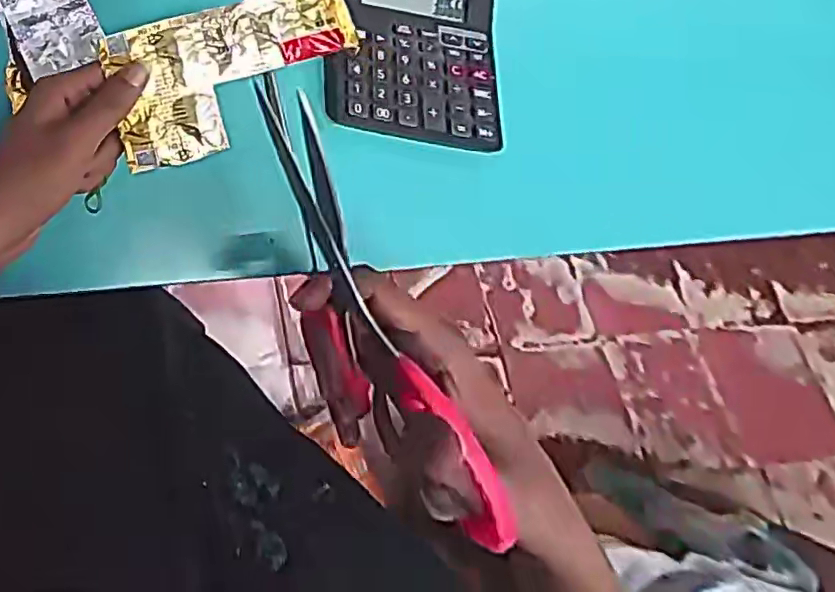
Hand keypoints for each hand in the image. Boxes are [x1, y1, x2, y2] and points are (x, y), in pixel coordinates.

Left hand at [0, 62, 147, 271]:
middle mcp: (58, 108)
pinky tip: (71, 185)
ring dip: (97, 161)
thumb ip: (112, 104)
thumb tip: (140, 67)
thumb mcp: (79, 139)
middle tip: (90, 153)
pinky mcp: (61, 160)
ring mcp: (59, 136)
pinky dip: (87, 174)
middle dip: (108, 138)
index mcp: (57, 91)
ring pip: (104, 140)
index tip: (144, 112)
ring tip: (74, 174)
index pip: (105, 74)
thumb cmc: (33, 178)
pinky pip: (91, 160)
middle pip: (109, 110)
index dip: (126, 91)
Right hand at [291, 271, 613, 582]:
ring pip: (343, 342)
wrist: (530, 547)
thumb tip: (420, 419)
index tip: (304, 304)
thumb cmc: (525, 510)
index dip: (340, 286)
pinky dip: (338, 397)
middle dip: (332, 349)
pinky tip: (354, 432)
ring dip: (334, 378)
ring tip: (351, 426)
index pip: (384, 294)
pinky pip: (347, 374)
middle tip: (342, 402)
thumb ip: (455, 460)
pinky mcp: (392, 394)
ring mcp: (405, 371)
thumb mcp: (499, 493)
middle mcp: (422, 352)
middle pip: (352, 313)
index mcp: (448, 355)